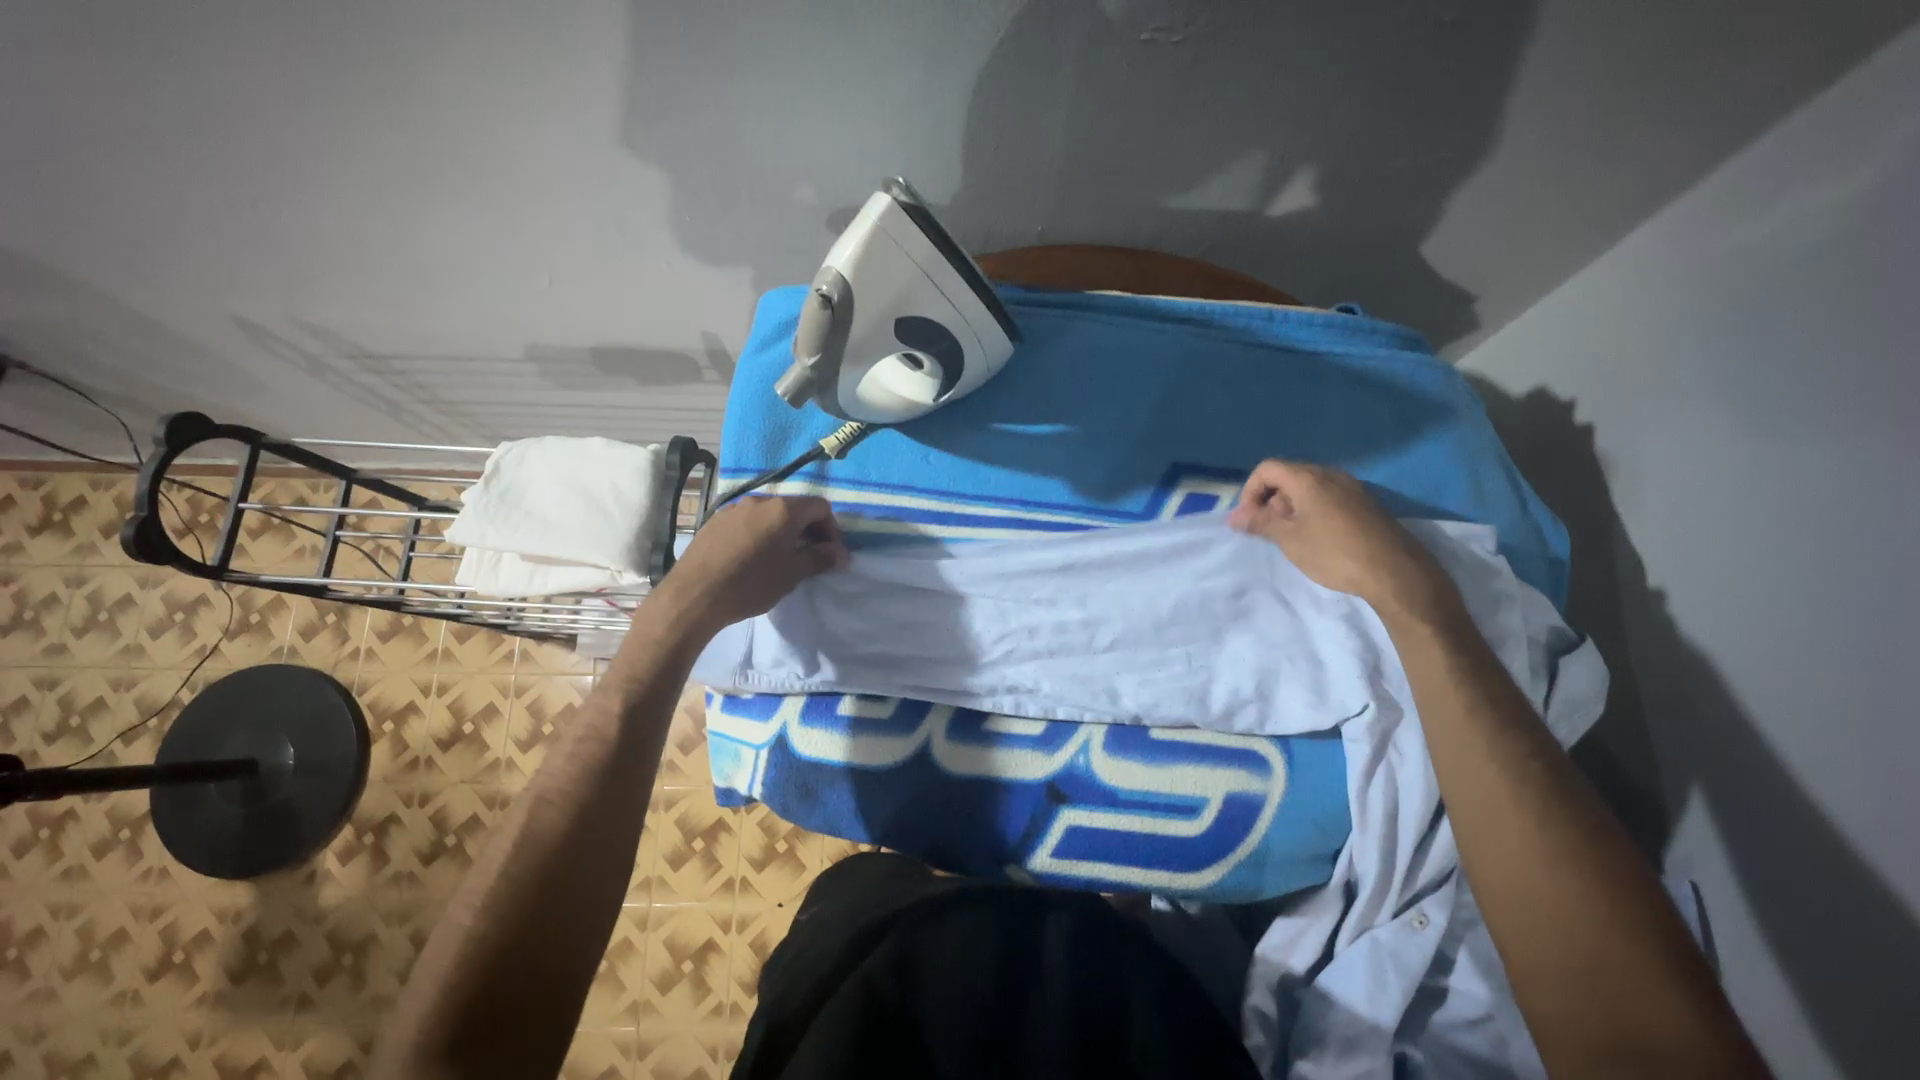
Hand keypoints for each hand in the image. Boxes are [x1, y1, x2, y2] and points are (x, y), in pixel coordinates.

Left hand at [649, 496, 848, 636]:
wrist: (694, 595)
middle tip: (809, 558)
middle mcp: (759, 501)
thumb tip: (840, 553)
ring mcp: (734, 509)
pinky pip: (747, 522)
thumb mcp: (792, 574)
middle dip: (807, 531)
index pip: (820, 507)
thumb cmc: (751, 584)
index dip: (831, 529)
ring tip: (780, 561)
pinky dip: (759, 535)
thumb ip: (820, 558)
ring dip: (782, 533)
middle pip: (794, 508)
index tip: (829, 554)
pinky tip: (752, 560)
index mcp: (783, 509)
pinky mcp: (715, 521)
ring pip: (769, 515)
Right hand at [1228, 460, 1460, 622]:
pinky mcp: (1365, 503)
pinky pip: (1329, 497)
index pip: (1267, 468)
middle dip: (1270, 499)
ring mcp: (1352, 487)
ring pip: (1310, 486)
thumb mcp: (1290, 540)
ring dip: (1291, 506)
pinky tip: (1317, 537)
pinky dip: (1313, 510)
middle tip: (1267, 530)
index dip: (1250, 491)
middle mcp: (1331, 475)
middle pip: (1289, 475)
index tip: (1249, 519)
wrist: (1394, 571)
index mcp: (1309, 478)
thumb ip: (1260, 523)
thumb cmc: (1334, 553)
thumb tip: (1234, 517)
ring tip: (1291, 536)